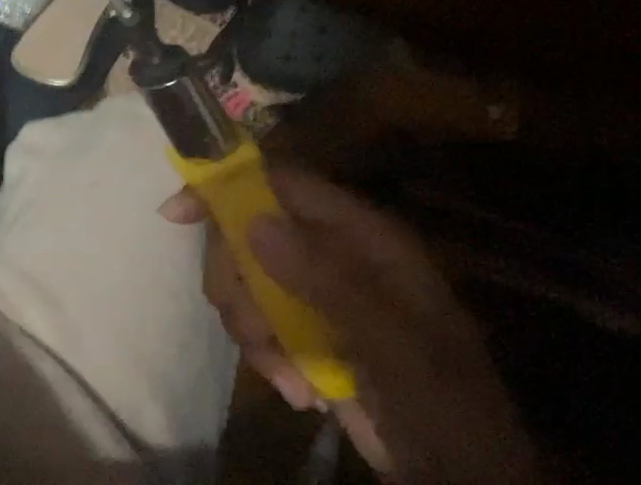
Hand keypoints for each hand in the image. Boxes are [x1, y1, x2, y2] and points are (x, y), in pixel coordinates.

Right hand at [161, 170, 540, 484]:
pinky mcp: (306, 329)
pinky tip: (294, 386)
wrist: (465, 481)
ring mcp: (319, 292)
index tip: (176, 214)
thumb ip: (330, 281)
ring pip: (243, 278)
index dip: (226, 187)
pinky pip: (254, 319)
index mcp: (367, 239)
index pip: (284, 185)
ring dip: (249, 327)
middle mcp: (337, 254)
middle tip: (250, 329)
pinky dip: (261, 352)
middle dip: (236, 283)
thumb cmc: (442, 407)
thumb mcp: (394, 346)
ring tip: (284, 374)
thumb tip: (253, 221)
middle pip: (248, 233)